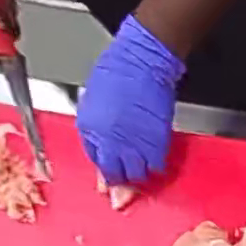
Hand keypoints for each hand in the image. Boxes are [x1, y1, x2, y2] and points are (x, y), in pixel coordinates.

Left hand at [78, 15, 184, 185]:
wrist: (142, 63)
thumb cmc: (116, 73)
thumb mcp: (94, 101)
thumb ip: (97, 131)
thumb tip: (103, 154)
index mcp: (90, 130)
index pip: (96, 162)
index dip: (105, 169)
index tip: (111, 173)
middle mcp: (110, 143)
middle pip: (116, 176)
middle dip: (121, 182)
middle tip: (127, 180)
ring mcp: (134, 146)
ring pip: (136, 177)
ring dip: (139, 177)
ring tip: (141, 168)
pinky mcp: (155, 146)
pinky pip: (156, 168)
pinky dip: (155, 168)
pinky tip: (154, 159)